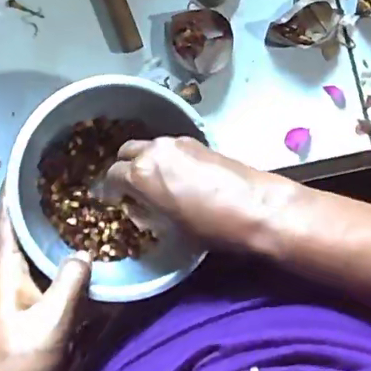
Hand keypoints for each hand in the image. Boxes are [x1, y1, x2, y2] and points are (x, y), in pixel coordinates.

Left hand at [0, 189, 91, 370]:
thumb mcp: (49, 324)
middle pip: (26, 238)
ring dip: (59, 245)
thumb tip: (84, 253)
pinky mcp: (32, 322)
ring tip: (87, 222)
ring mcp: (21, 302)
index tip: (26, 164)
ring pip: (41, 263)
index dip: (13, 191)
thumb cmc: (16, 367)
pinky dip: (69, 277)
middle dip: (44, 213)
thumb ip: (70, 286)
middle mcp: (10, 281)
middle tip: (72, 189)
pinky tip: (91, 274)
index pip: (6, 221)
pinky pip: (52, 288)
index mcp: (5, 273)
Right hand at [104, 136, 294, 249]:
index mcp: (140, 173)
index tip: (117, 201)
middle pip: (126, 153)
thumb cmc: (212, 226)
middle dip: (125, 168)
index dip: (111, 190)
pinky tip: (180, 177)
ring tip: (157, 182)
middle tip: (133, 188)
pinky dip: (165, 159)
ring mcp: (175, 143)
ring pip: (148, 147)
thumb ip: (145, 213)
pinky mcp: (196, 142)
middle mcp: (153, 150)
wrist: (259, 208)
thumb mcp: (170, 228)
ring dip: (146, 161)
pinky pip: (169, 148)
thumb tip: (136, 208)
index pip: (111, 176)